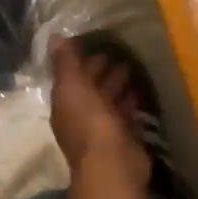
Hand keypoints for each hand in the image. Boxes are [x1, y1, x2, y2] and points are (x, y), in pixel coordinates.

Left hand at [48, 35, 148, 185]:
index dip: (84, 62)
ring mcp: (105, 130)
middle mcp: (83, 118)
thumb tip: (53, 36)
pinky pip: (129, 115)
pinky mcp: (125, 138)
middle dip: (105, 73)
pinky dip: (133, 103)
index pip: (73, 79)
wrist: (112, 162)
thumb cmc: (88, 122)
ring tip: (136, 68)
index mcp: (67, 105)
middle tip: (123, 54)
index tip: (101, 45)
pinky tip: (144, 91)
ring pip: (112, 102)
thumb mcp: (72, 87)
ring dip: (120, 87)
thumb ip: (65, 63)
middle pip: (94, 90)